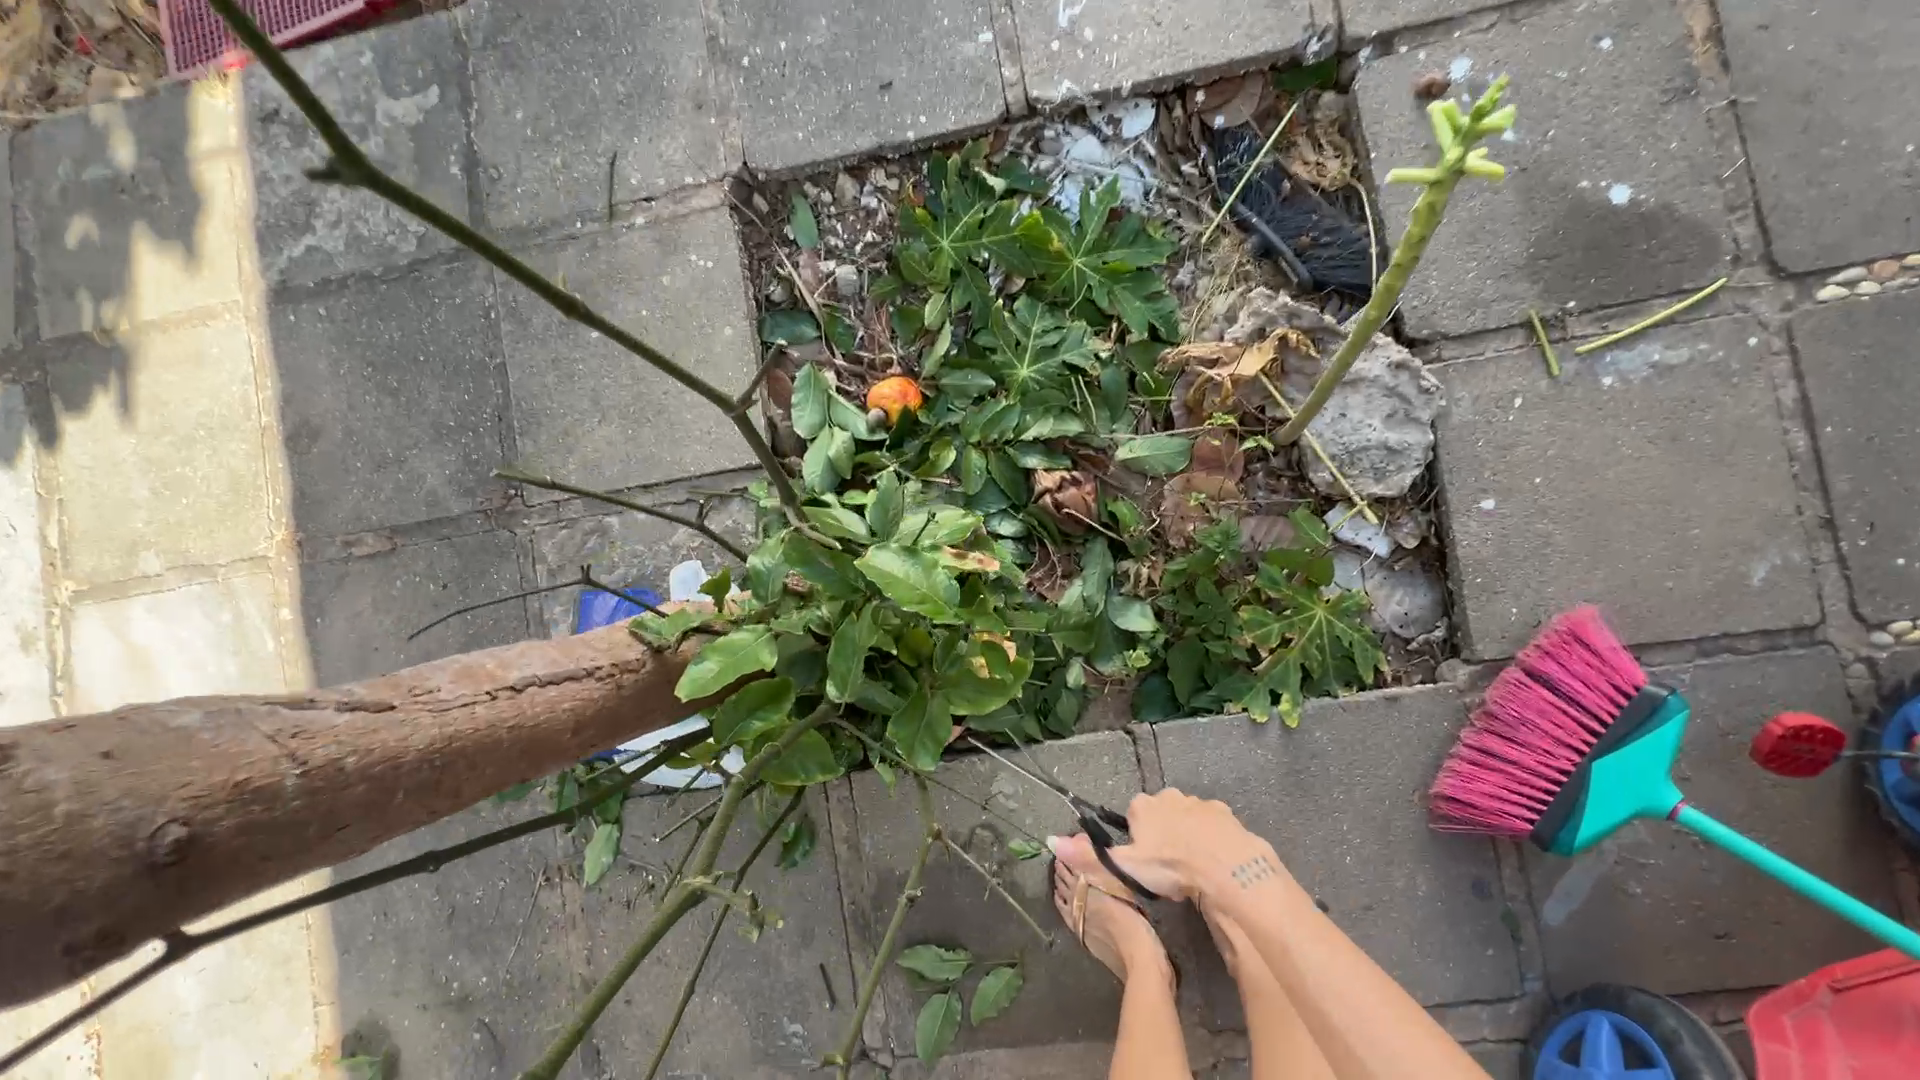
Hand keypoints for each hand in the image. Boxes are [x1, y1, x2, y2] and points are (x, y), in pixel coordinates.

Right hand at [1054, 789, 1282, 900]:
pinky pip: (1213, 824)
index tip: (1145, 860)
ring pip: (1187, 817)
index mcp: (1143, 806)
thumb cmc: (1171, 866)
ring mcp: (1199, 802)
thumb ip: (1088, 856)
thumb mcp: (1127, 866)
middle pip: (1160, 813)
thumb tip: (1051, 841)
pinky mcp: (1225, 812)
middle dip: (1162, 833)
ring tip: (1193, 865)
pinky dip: (1212, 837)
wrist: (1226, 866)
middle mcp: (1169, 796)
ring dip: (1187, 834)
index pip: (1133, 816)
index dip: (1137, 839)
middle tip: (1168, 865)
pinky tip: (1214, 859)